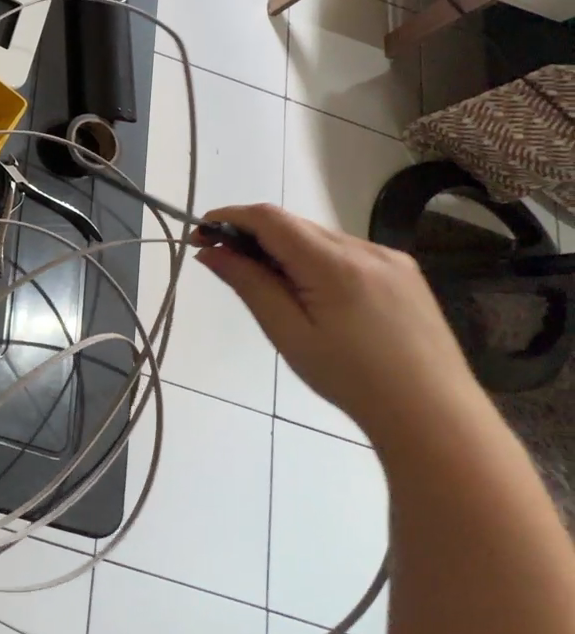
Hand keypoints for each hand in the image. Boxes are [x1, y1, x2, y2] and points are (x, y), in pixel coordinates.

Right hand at [196, 203, 476, 440]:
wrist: (435, 415)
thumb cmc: (351, 377)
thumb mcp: (287, 332)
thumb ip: (249, 284)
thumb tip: (210, 251)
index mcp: (336, 264)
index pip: (270, 218)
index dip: (228, 218)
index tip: (198, 237)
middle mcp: (367, 251)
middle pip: (293, 224)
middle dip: (250, 235)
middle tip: (222, 264)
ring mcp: (392, 262)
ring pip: (318, 237)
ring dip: (281, 248)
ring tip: (264, 284)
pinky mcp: (404, 276)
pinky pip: (343, 252)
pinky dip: (311, 259)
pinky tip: (306, 292)